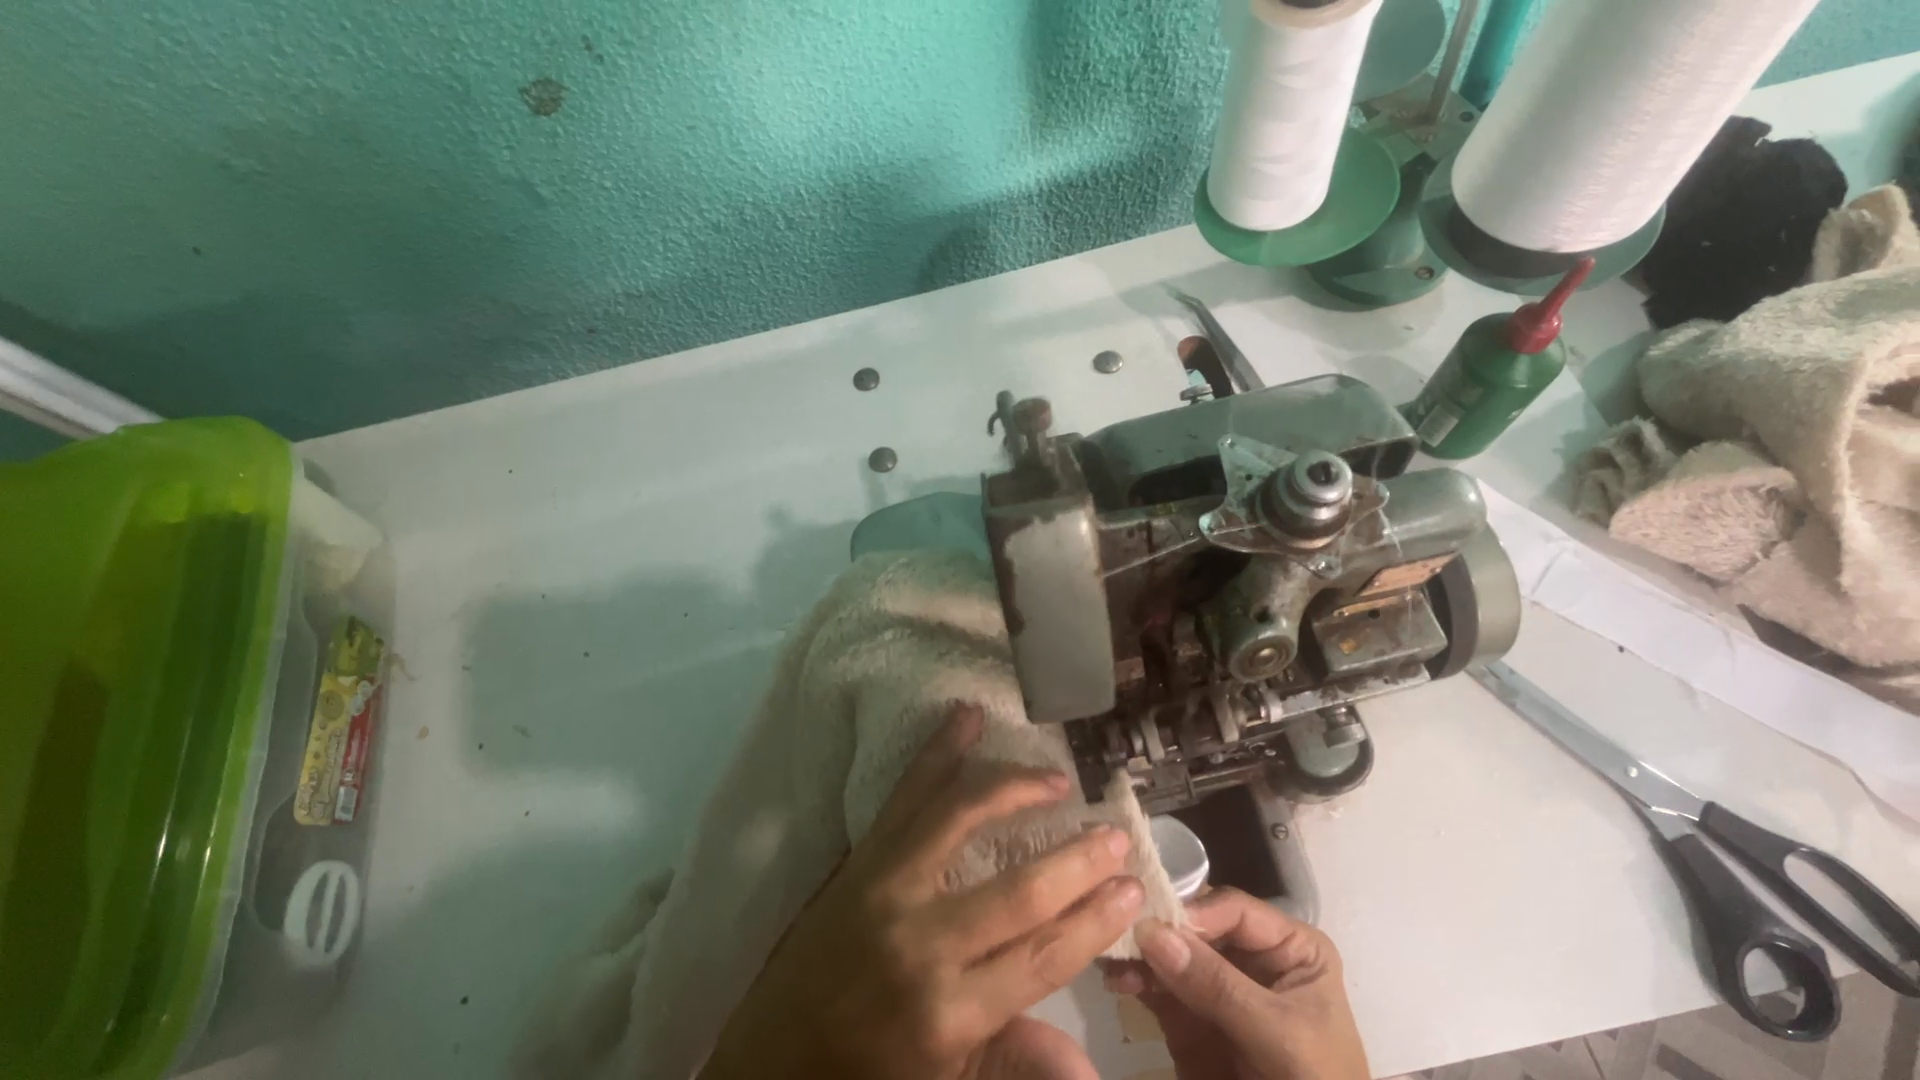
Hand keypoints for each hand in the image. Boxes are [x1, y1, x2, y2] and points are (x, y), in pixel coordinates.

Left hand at [700, 704, 1142, 1079]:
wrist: (768, 1057)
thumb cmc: (867, 1071)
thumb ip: (1016, 1060)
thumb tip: (1090, 1064)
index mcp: (950, 1011)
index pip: (1043, 956)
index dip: (1094, 920)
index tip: (1134, 889)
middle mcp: (921, 944)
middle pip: (1018, 891)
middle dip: (1077, 861)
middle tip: (1116, 834)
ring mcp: (885, 890)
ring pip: (959, 820)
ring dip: (1013, 790)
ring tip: (1055, 778)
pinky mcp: (859, 861)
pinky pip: (905, 798)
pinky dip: (937, 754)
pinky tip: (965, 720)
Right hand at [1103, 889, 1367, 1079]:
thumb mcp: (1278, 1034)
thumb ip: (1218, 985)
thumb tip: (1153, 933)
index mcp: (1289, 946)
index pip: (1234, 909)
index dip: (1194, 912)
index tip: (1154, 923)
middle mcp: (1248, 955)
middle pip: (1193, 923)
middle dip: (1157, 926)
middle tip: (1118, 928)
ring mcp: (1214, 985)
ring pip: (1168, 951)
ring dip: (1139, 952)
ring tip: (1111, 960)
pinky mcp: (1188, 1015)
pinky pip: (1156, 985)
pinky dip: (1133, 979)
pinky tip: (1115, 981)